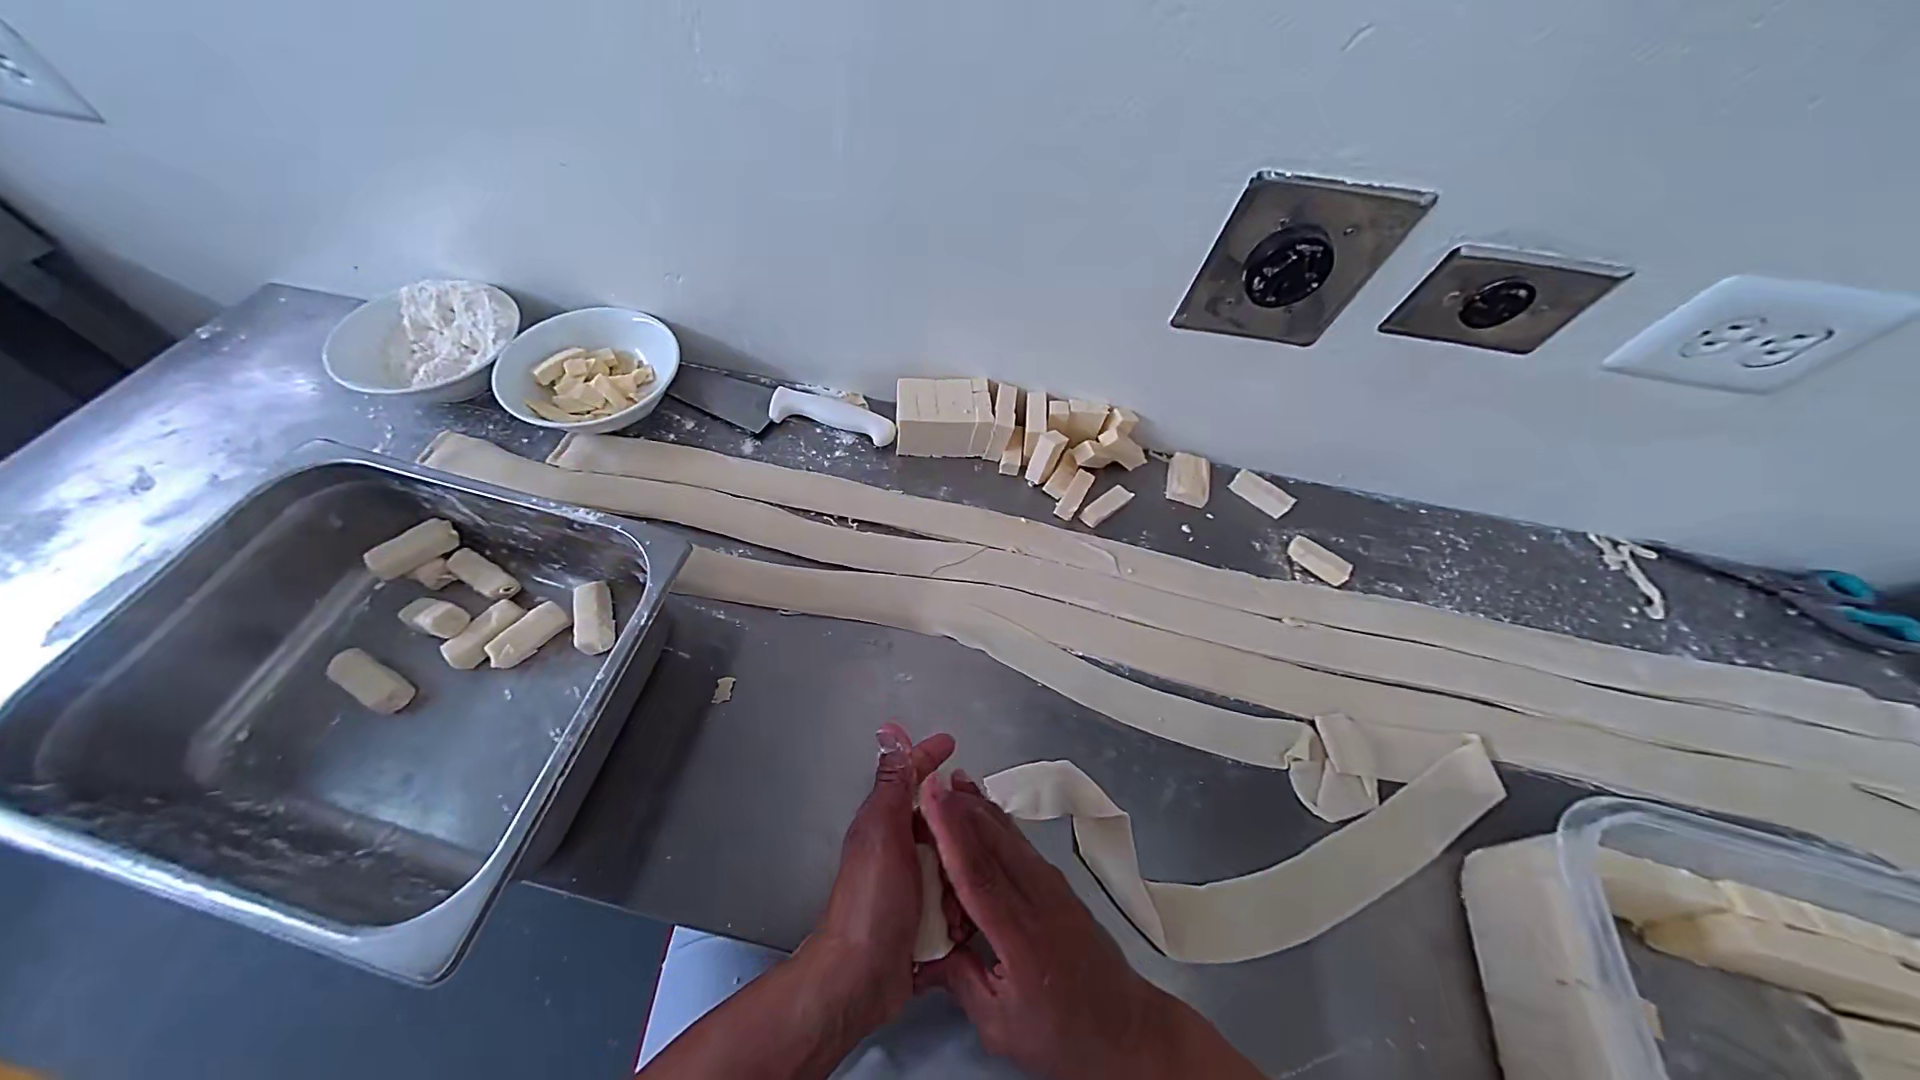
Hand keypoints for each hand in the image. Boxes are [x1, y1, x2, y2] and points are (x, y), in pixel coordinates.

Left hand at [804, 722, 954, 1027]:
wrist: (862, 978)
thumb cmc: (872, 902)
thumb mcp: (885, 832)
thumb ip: (894, 784)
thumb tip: (890, 733)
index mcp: (884, 821)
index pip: (911, 776)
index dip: (928, 756)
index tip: (950, 744)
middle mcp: (895, 847)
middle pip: (937, 818)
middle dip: (958, 828)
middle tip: (975, 837)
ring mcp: (909, 882)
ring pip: (949, 857)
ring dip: (960, 872)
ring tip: (965, 891)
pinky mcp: (922, 914)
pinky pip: (952, 895)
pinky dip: (959, 904)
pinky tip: (962, 918)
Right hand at [919, 772, 1261, 1079]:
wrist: (1127, 1030)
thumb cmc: (1064, 1036)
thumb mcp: (999, 1026)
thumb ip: (961, 978)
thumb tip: (930, 947)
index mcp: (1021, 939)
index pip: (977, 875)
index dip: (950, 833)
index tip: (932, 799)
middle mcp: (1040, 902)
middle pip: (993, 844)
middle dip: (960, 809)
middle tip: (931, 783)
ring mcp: (1054, 888)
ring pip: (1009, 838)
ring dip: (980, 808)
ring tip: (955, 783)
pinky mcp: (1060, 884)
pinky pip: (1022, 845)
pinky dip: (999, 822)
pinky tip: (985, 810)